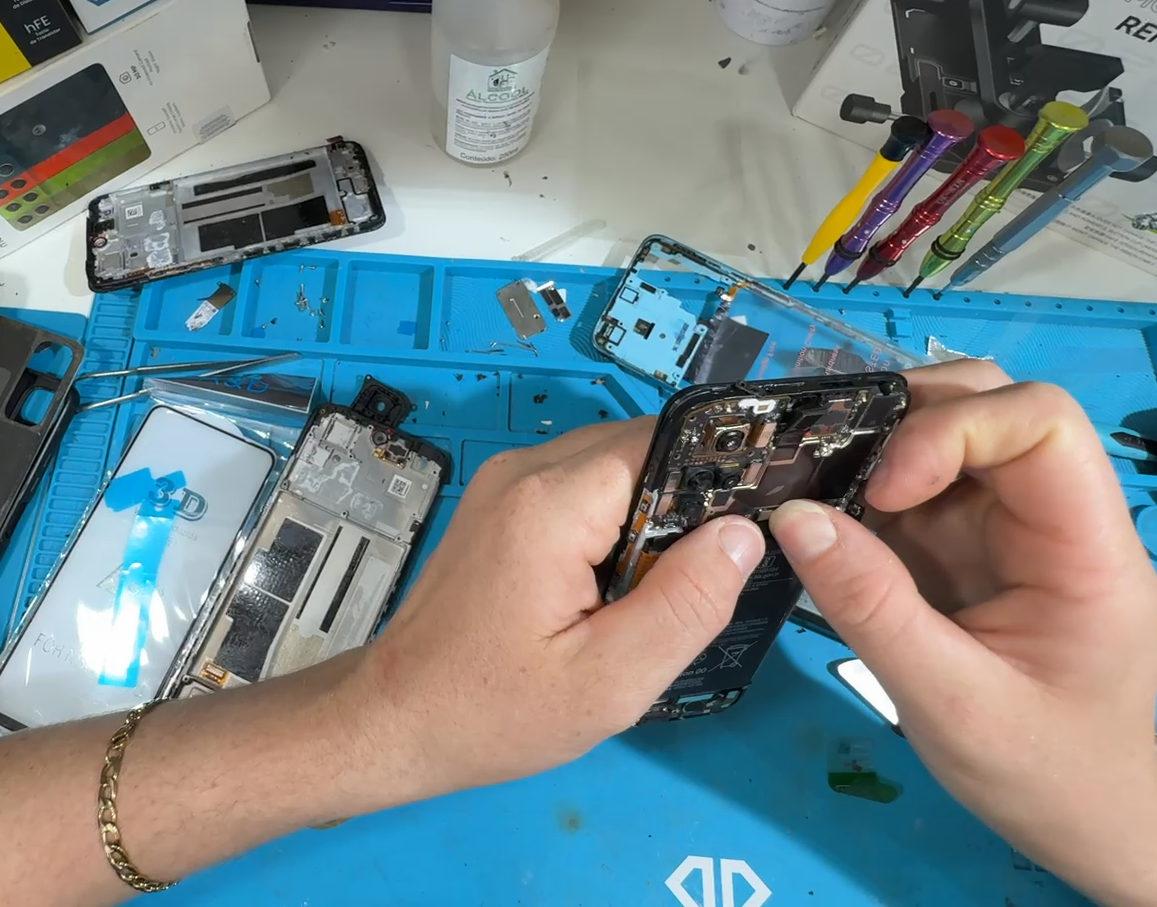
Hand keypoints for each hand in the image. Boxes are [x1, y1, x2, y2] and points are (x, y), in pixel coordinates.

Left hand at [351, 418, 766, 797]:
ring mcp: (503, 479)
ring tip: (665, 576)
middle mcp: (523, 469)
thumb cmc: (498, 708)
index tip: (756, 515)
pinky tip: (616, 572)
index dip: (713, 473)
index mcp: (550, 502)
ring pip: (605, 462)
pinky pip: (574, 483)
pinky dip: (609, 513)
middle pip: (632, 446)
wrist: (400, 712)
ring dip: (646, 506)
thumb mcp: (610, 679)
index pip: (657, 443)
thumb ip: (685, 602)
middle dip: (683, 494)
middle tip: (710, 565)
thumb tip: (741, 532)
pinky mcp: (496, 500)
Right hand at [768, 361, 1156, 896]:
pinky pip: (897, 472)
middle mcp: (1040, 512)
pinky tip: (813, 506)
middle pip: (989, 400)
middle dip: (904, 411)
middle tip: (832, 458)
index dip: (951, 431)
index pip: (1039, 423)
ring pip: (939, 423)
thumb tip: (790, 515)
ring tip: (813, 473)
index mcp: (1081, 547)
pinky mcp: (948, 536)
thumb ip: (870, 608)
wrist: (1075, 817)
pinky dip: (849, 472)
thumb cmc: (1041, 768)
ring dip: (871, 435)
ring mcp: (992, 520)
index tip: (883, 494)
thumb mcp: (949, 702)